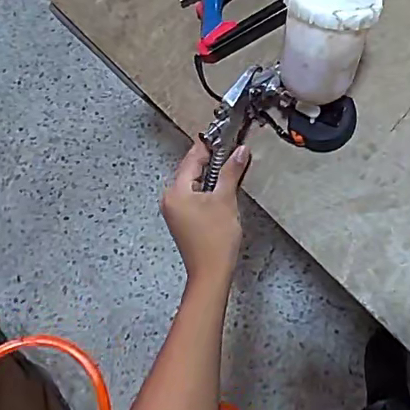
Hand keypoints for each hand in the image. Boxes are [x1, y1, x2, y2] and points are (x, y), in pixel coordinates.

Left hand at [161, 141, 249, 287]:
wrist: (211, 273)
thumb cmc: (215, 240)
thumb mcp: (226, 200)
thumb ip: (231, 172)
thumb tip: (239, 152)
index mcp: (176, 191)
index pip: (192, 159)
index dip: (209, 146)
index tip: (224, 137)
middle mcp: (170, 199)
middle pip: (191, 170)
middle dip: (211, 160)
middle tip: (231, 151)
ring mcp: (175, 210)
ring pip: (193, 183)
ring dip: (211, 175)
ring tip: (230, 169)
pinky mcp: (183, 220)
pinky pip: (193, 196)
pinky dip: (207, 189)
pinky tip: (222, 190)